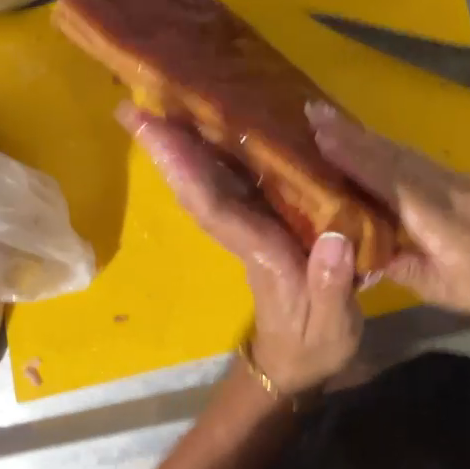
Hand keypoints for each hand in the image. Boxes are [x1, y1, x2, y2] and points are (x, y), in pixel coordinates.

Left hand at [118, 102, 360, 395]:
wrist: (294, 364)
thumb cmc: (312, 344)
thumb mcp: (330, 326)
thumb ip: (331, 286)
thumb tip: (336, 238)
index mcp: (260, 252)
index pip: (214, 207)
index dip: (185, 169)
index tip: (153, 132)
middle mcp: (246, 231)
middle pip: (200, 186)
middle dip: (167, 147)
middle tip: (133, 106)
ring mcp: (251, 226)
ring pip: (211, 180)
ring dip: (183, 144)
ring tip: (159, 103)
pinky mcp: (263, 221)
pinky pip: (232, 181)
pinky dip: (215, 152)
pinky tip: (214, 124)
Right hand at [307, 102, 469, 315]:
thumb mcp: (434, 289)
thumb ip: (394, 264)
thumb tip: (352, 245)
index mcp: (443, 221)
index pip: (393, 181)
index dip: (357, 157)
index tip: (323, 135)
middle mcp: (451, 189)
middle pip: (396, 157)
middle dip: (353, 135)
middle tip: (315, 111)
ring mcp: (460, 180)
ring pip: (407, 153)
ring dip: (368, 137)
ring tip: (332, 120)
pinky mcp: (464, 179)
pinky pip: (419, 159)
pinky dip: (388, 148)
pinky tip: (368, 141)